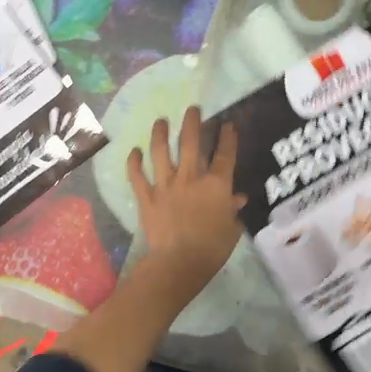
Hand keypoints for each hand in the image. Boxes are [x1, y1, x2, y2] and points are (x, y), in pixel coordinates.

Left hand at [127, 106, 246, 303]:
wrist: (179, 262)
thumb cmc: (212, 249)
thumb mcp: (231, 229)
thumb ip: (233, 210)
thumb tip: (237, 198)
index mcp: (217, 185)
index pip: (225, 155)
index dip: (228, 137)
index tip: (228, 123)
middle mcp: (191, 178)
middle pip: (191, 142)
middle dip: (192, 122)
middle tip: (192, 109)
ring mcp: (166, 185)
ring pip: (161, 152)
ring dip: (161, 133)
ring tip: (161, 121)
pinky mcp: (147, 197)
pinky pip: (137, 176)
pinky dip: (134, 163)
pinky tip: (133, 152)